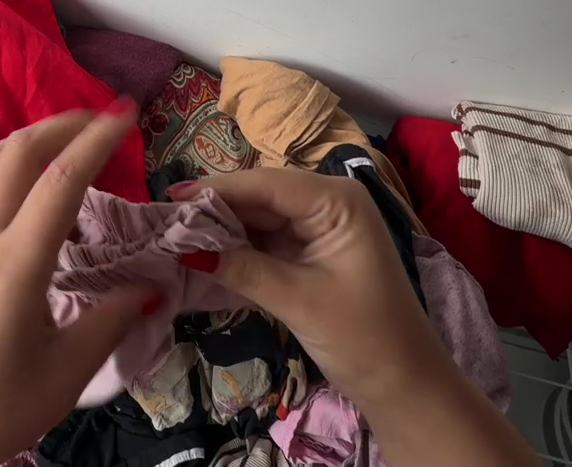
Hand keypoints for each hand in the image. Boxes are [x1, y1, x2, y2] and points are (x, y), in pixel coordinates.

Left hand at [0, 104, 154, 466]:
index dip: (98, 138)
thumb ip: (110, 321)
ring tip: (66, 142)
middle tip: (105, 118)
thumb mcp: (63, 376)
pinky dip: (9, 164)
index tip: (128, 111)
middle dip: (64, 121)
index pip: (61, 178)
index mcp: (16, 264)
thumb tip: (150, 285)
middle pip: (18, 150)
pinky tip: (28, 190)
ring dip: (31, 136)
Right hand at [171, 169, 535, 466]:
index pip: (266, 183)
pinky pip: (265, 238)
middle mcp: (327, 201)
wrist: (406, 388)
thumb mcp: (299, 301)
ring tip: (174, 234)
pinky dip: (237, 247)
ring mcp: (318, 225)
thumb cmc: (365, 339)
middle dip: (214, 208)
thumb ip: (243, 268)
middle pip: (258, 196)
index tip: (172, 194)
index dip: (217, 187)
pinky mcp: (309, 249)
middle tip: (165, 218)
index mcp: (337, 199)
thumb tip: (186, 249)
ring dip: (221, 228)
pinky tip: (203, 252)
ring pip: (257, 216)